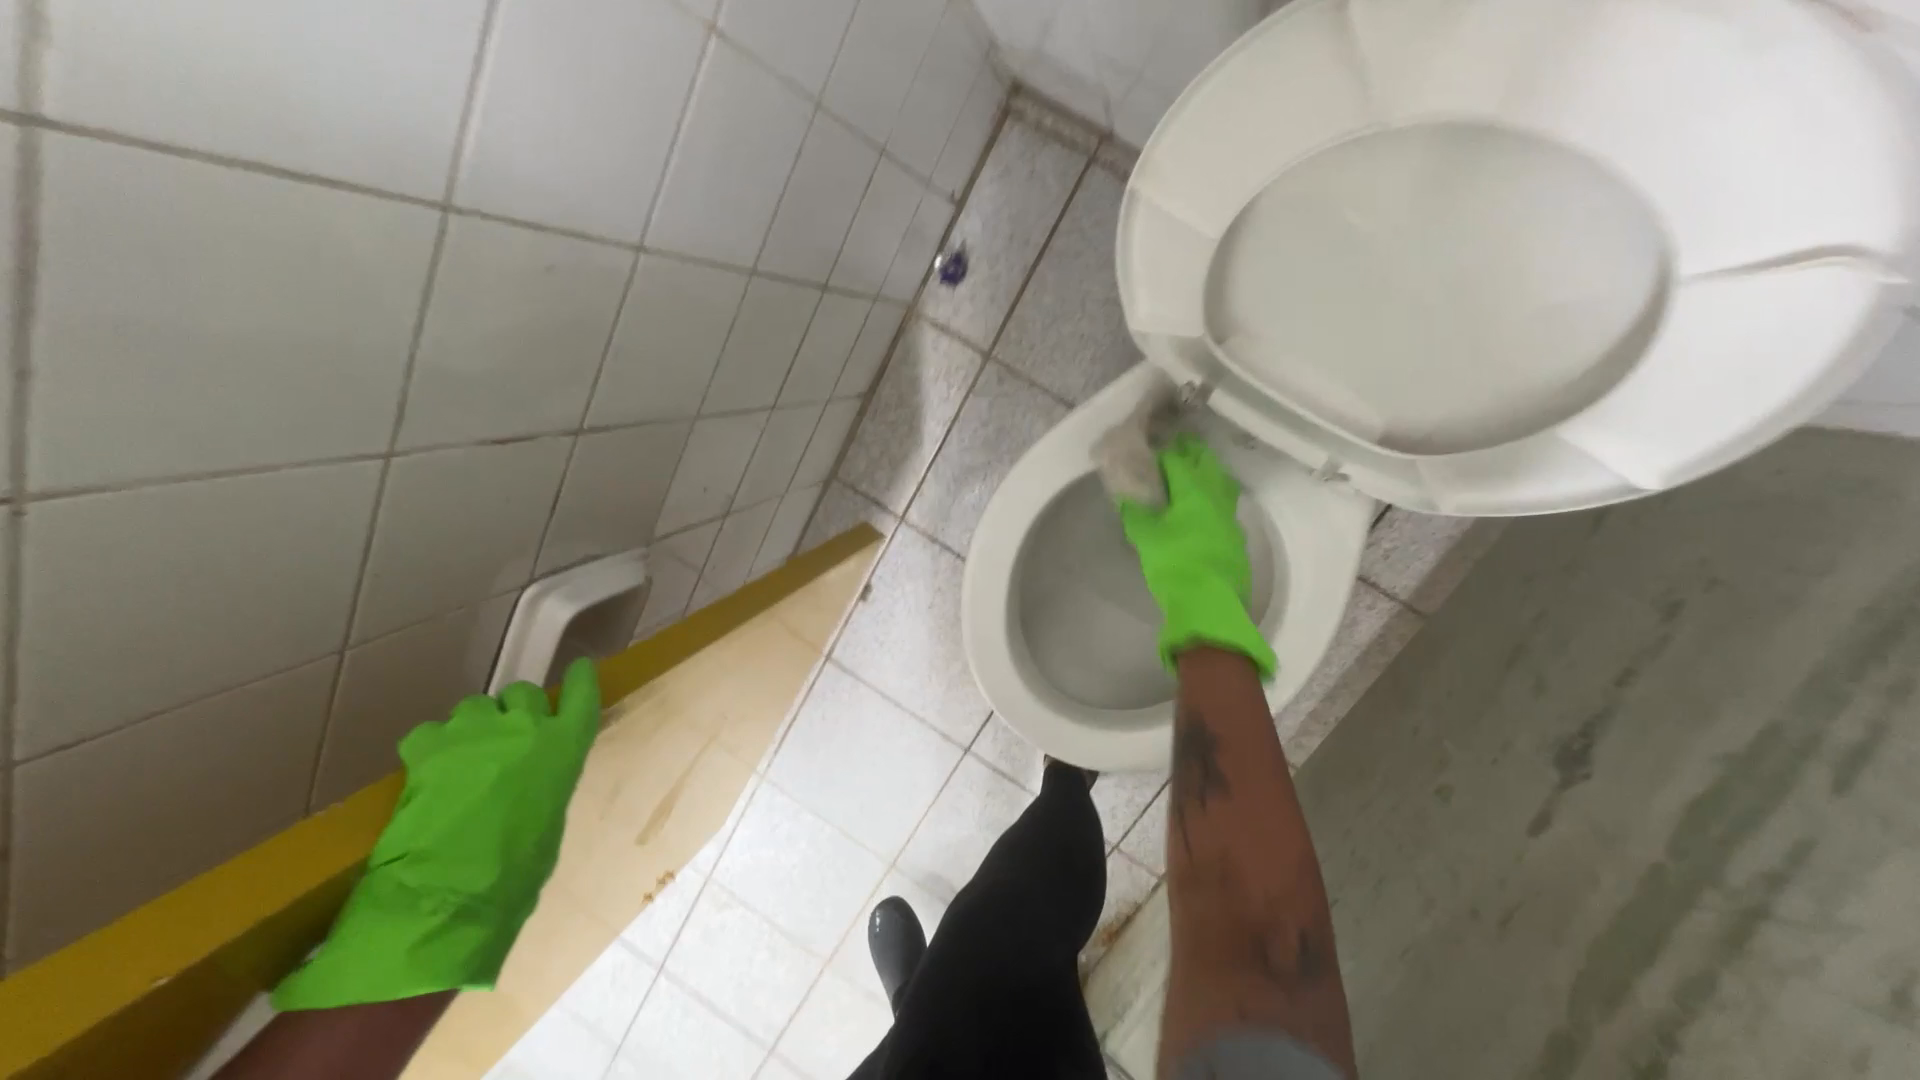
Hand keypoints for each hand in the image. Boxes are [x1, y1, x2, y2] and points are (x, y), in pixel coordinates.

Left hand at [272, 659, 600, 1010]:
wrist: (450, 893)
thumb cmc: (516, 874)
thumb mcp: (549, 823)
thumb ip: (545, 786)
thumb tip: (530, 784)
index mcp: (564, 749)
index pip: (581, 696)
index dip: (581, 680)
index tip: (579, 669)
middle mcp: (524, 728)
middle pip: (522, 694)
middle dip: (513, 712)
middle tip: (503, 739)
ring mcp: (474, 732)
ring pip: (472, 708)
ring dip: (471, 728)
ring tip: (460, 761)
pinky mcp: (427, 748)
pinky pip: (428, 733)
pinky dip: (428, 750)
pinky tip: (424, 777)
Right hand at [1116, 434, 1275, 677]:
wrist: (1209, 605)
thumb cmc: (1175, 564)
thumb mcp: (1145, 538)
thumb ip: (1136, 513)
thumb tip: (1126, 497)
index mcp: (1194, 491)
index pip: (1178, 458)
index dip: (1164, 449)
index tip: (1152, 443)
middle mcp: (1217, 498)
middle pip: (1207, 464)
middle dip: (1190, 453)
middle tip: (1173, 449)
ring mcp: (1230, 518)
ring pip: (1220, 483)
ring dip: (1205, 474)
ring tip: (1188, 475)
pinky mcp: (1235, 538)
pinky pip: (1223, 506)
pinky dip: (1211, 498)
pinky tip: (1200, 508)